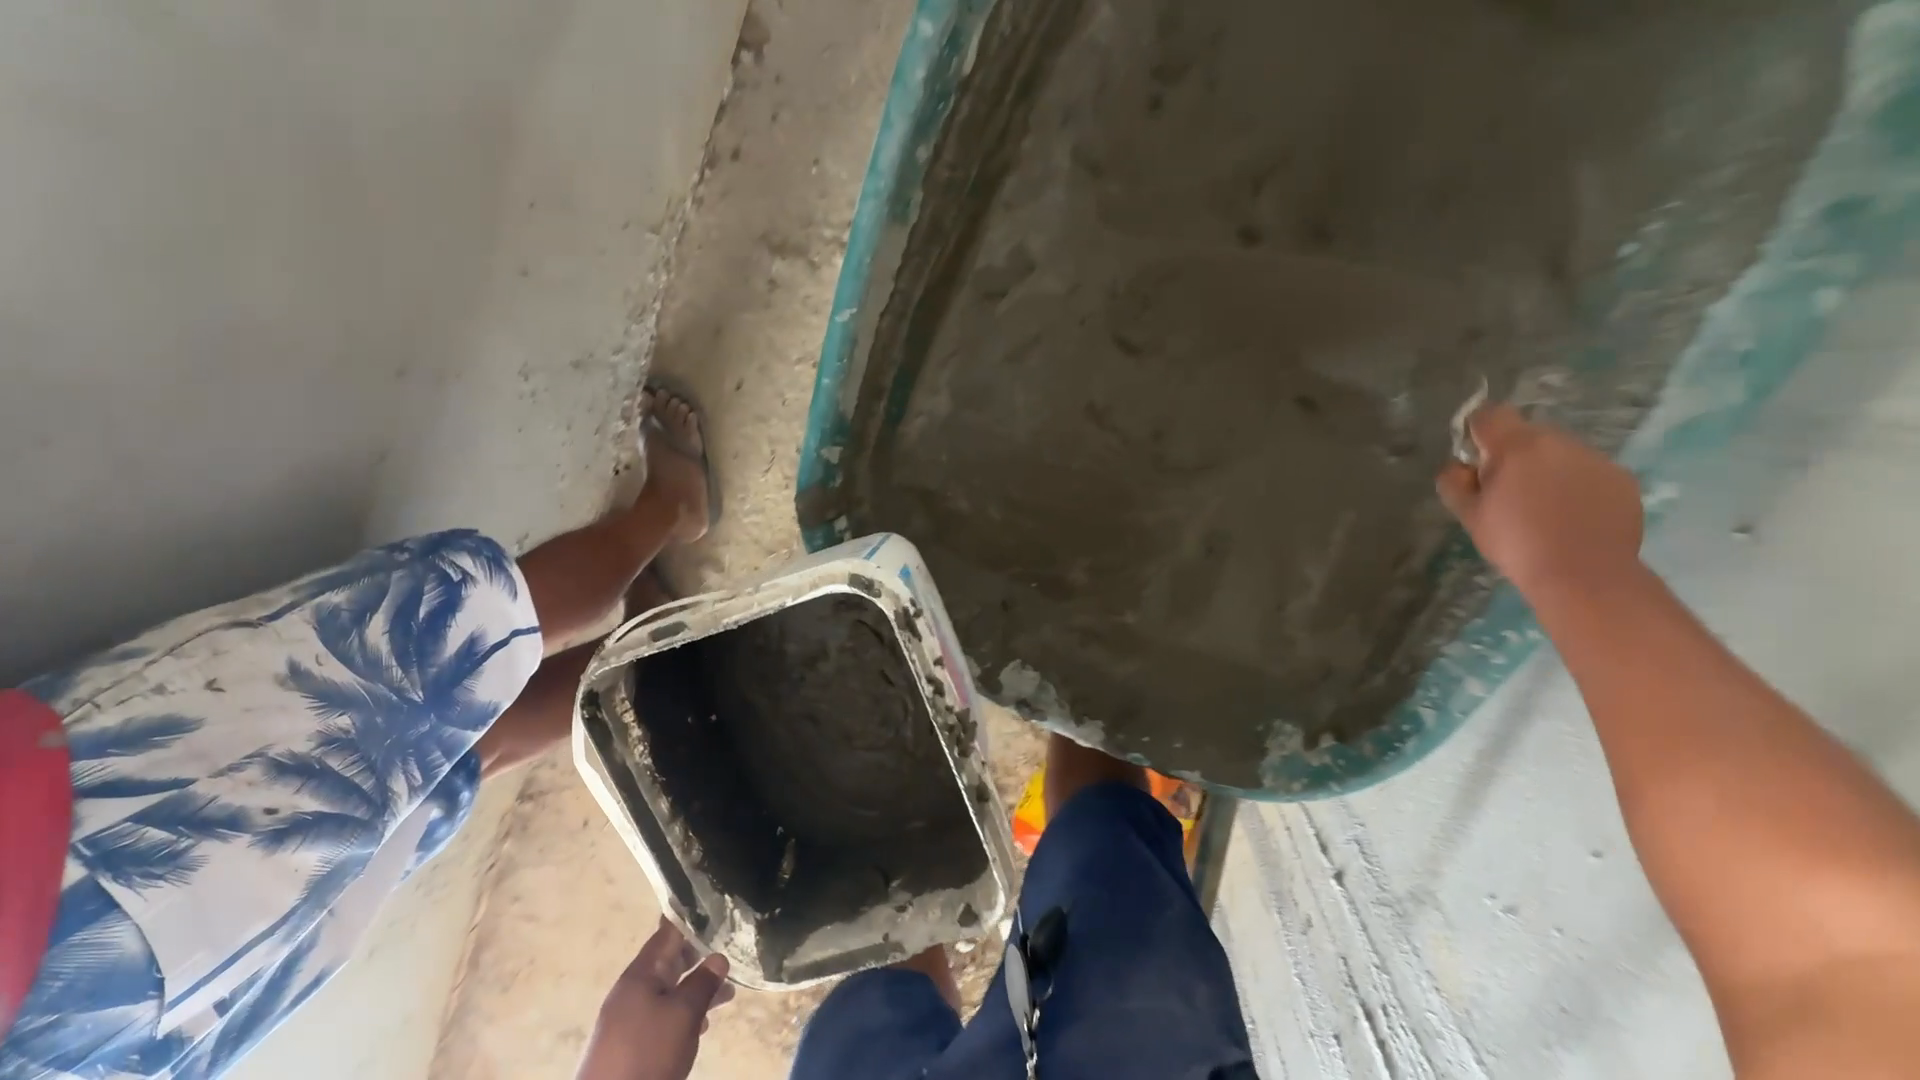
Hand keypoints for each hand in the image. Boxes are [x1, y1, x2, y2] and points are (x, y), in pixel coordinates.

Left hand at [578, 918, 734, 1079]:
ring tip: (728, 992)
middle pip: (669, 961)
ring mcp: (629, 1017)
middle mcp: (632, 990)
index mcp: (641, 974)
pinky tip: (702, 1023)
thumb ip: (702, 983)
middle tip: (731, 950)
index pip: (667, 933)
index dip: (689, 918)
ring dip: (697, 988)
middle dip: (700, 956)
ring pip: (669, 990)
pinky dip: (684, 1012)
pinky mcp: (632, 1042)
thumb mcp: (683, 1015)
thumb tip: (718, 957)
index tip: (714, 906)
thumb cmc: (647, 1052)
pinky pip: (662, 1014)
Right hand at [1434, 405, 1644, 597]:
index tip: (1477, 460)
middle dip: (1515, 455)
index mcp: (1516, 446)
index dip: (1478, 432)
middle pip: (1528, 433)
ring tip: (1545, 509)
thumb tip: (1458, 466)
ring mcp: (1595, 458)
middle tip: (1509, 493)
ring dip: (1548, 469)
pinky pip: (1589, 471)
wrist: (1584, 574)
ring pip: (1561, 452)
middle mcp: (1559, 442)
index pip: (1490, 414)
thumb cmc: (1517, 544)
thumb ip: (1454, 483)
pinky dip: (1578, 486)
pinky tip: (1574, 518)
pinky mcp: (1622, 478)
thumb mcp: (1470, 517)